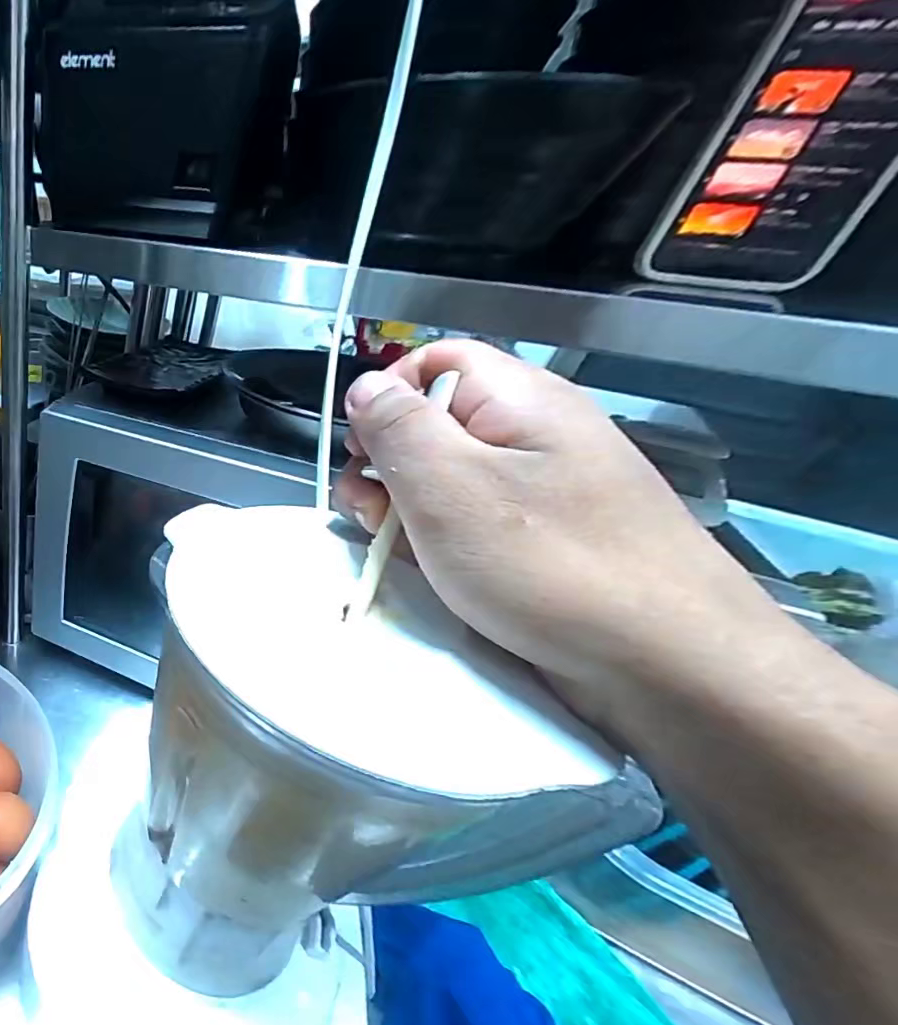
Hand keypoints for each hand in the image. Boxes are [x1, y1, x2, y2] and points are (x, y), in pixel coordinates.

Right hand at [334, 340, 787, 687]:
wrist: (663, 662)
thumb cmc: (543, 562)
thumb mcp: (448, 486)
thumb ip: (398, 427)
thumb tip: (366, 385)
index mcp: (521, 402)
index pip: (436, 360)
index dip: (385, 394)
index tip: (362, 450)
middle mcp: (533, 432)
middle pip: (431, 419)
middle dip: (383, 459)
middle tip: (371, 508)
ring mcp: (539, 484)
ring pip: (442, 471)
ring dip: (399, 501)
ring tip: (393, 541)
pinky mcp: (539, 530)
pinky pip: (467, 511)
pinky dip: (433, 530)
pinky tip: (427, 561)